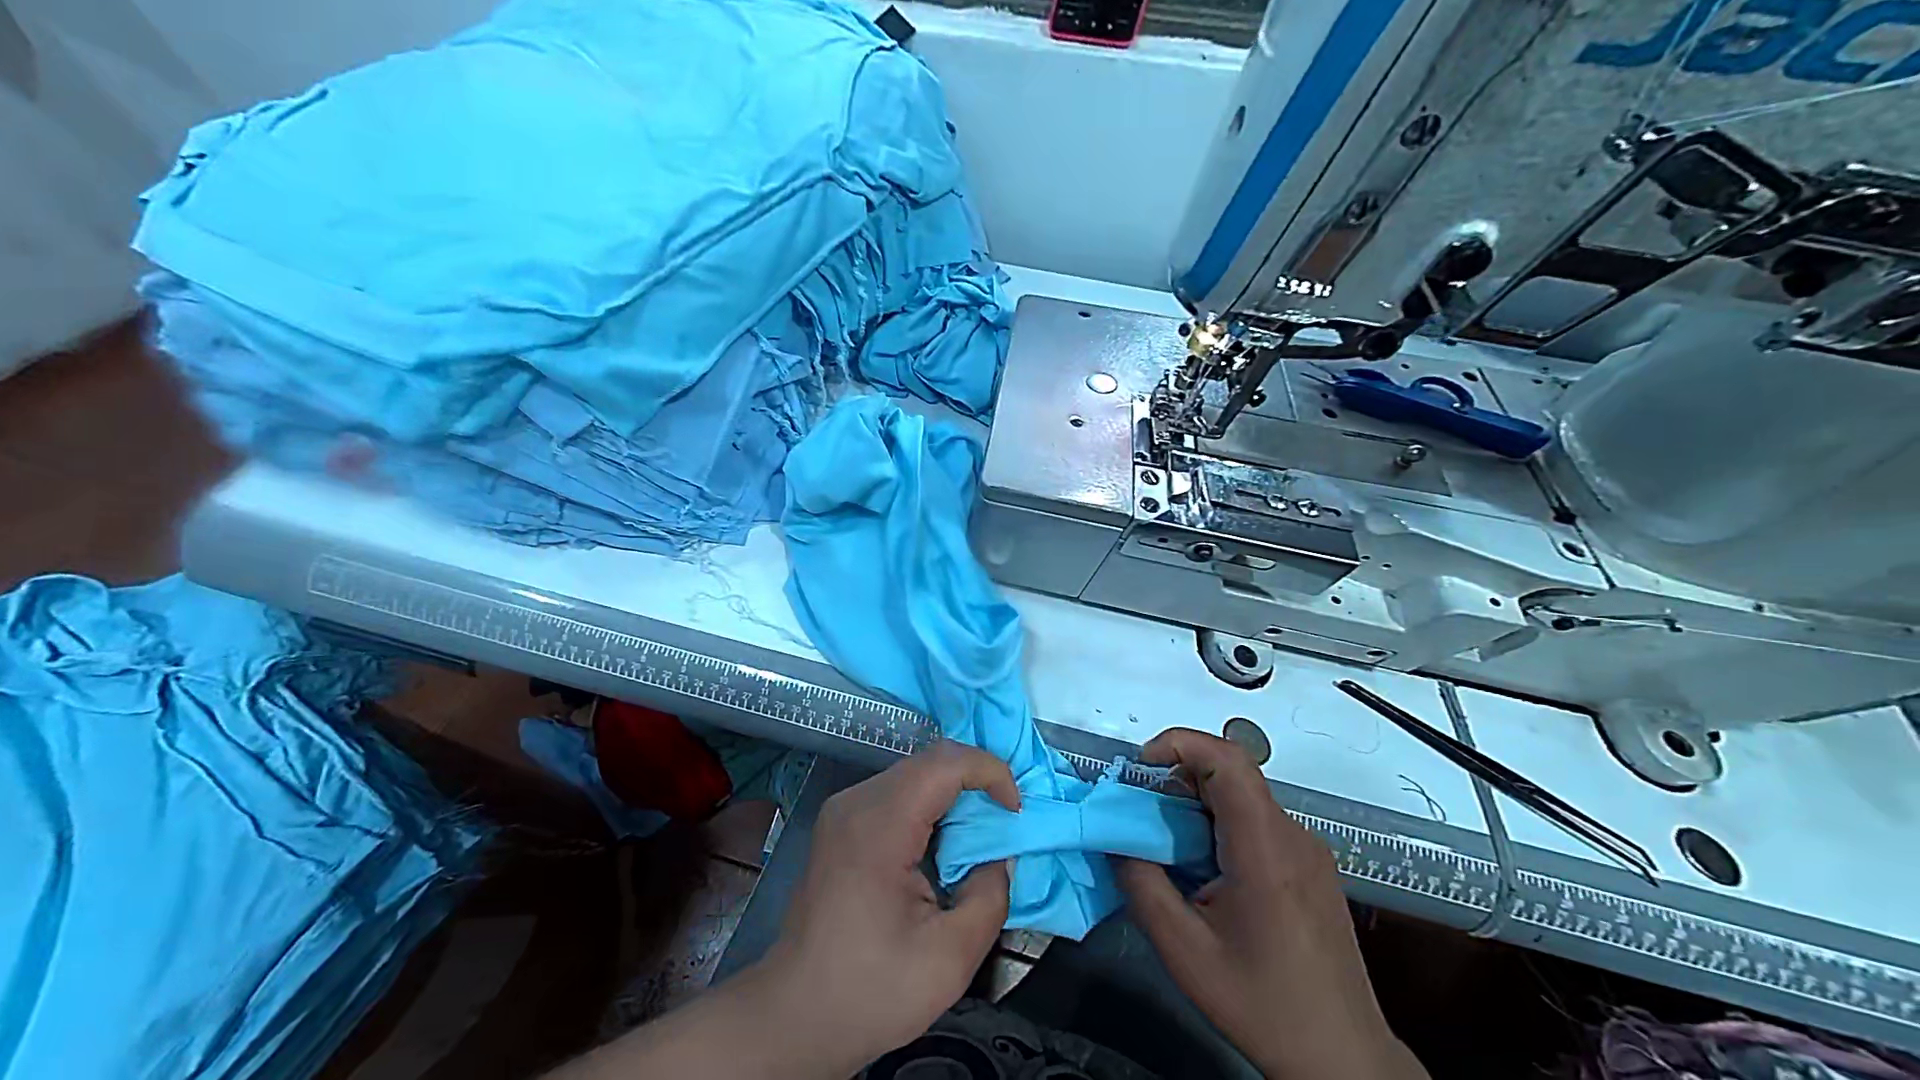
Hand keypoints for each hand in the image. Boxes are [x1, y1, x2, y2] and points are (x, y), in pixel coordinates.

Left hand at [741, 742, 1019, 1074]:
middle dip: (976, 785)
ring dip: (953, 797)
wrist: (794, 1016)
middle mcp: (856, 803)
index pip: (945, 762)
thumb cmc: (870, 990)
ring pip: (914, 775)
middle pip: (929, 763)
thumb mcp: (950, 958)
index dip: (990, 772)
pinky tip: (941, 850)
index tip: (1014, 812)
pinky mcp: (840, 824)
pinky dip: (930, 809)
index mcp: (879, 825)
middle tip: (1002, 829)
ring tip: (977, 842)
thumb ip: (990, 896)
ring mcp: (843, 810)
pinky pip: (896, 794)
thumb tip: (999, 858)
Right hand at [1116, 729, 1427, 1079]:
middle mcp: (1293, 836)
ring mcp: (1307, 850)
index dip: (1179, 743)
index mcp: (1266, 850)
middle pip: (1230, 774)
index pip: (1228, 760)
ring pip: (1240, 798)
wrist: (1342, 1057)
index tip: (1141, 767)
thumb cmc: (1263, 1005)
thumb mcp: (1184, 950)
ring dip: (1195, 807)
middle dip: (1176, 781)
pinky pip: (1255, 823)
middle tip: (1141, 816)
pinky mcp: (1309, 865)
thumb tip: (1117, 840)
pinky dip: (1217, 827)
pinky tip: (1202, 871)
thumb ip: (1141, 884)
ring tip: (1167, 851)